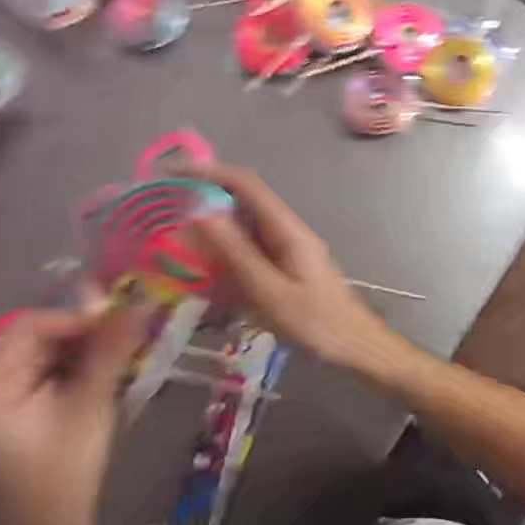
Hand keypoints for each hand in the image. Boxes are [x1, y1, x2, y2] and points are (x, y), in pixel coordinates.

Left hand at [0, 303, 150, 524]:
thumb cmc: (65, 482)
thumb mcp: (89, 410)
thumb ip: (109, 353)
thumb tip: (138, 303)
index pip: (30, 328)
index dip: (78, 318)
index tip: (123, 321)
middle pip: (31, 344)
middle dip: (80, 340)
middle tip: (126, 342)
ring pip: (37, 364)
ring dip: (78, 359)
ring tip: (117, 365)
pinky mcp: (1, 427)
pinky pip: (36, 386)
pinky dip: (67, 380)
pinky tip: (97, 386)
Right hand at [182, 162, 403, 374]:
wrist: (358, 352)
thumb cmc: (317, 326)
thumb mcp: (270, 292)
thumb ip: (235, 253)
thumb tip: (199, 213)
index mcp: (286, 230)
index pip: (244, 184)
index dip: (207, 172)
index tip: (171, 174)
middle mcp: (287, 233)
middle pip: (241, 204)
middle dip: (204, 203)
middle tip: (166, 216)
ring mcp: (288, 252)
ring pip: (243, 232)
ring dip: (213, 235)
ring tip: (179, 248)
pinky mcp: (286, 273)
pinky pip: (250, 256)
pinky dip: (227, 260)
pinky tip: (210, 280)